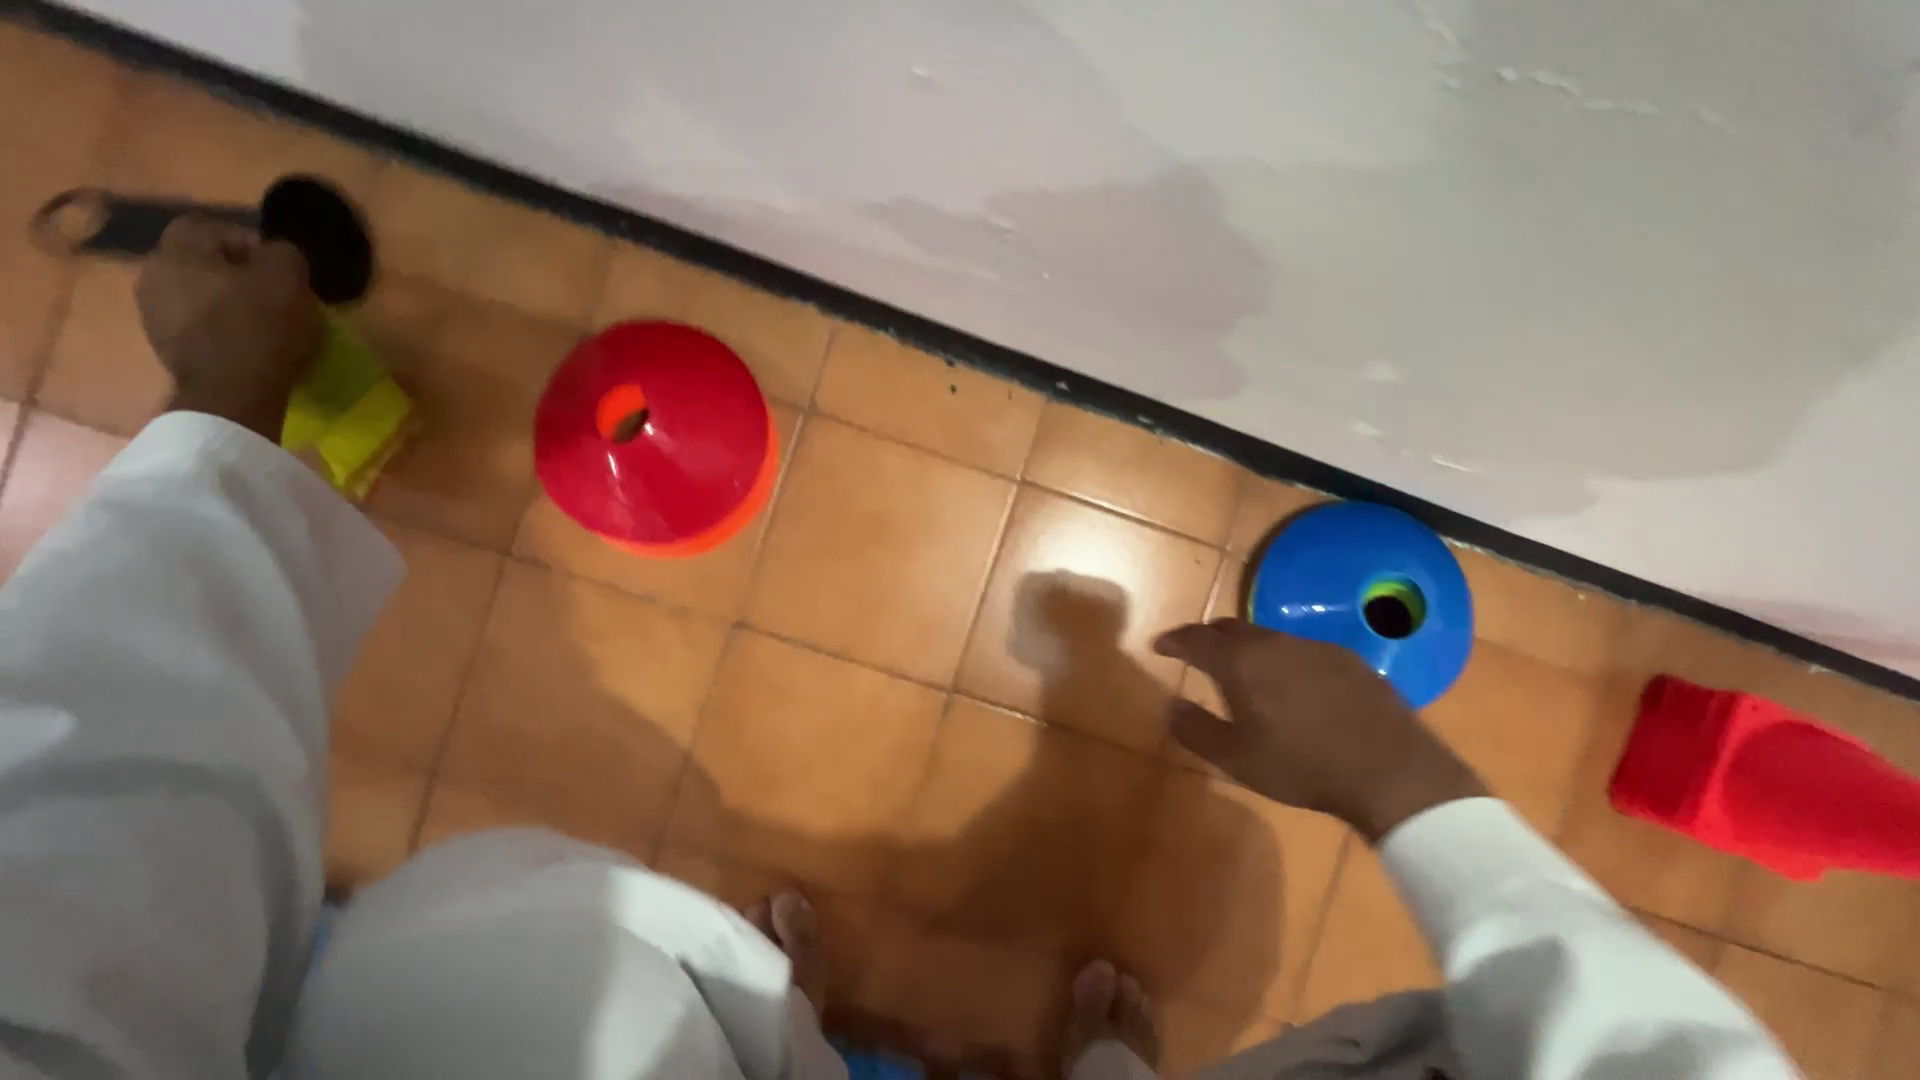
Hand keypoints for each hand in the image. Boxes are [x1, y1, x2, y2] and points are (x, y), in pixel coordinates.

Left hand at [137, 216, 321, 439]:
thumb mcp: (288, 280)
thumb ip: (284, 254)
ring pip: (197, 294)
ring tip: (265, 324)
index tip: (281, 266)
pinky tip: (248, 345)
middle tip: (276, 294)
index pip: (209, 226)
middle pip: (201, 262)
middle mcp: (153, 274)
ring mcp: (153, 313)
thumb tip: (279, 254)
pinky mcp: (165, 346)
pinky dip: (221, 329)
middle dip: (239, 274)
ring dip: (228, 302)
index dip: (249, 240)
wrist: (231, 393)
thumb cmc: (260, 328)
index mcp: (177, 252)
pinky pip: (196, 324)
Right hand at [1156, 618, 1487, 842]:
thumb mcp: (1236, 759)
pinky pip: (1301, 650)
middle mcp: (1275, 644)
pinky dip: (1282, 659)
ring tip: (1242, 669)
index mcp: (1241, 663)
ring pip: (1268, 638)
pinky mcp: (1349, 661)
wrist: (1391, 771)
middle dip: (1208, 636)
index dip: (1174, 640)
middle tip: (1196, 650)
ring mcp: (1315, 648)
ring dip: (1247, 647)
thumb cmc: (1301, 766)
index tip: (1159, 644)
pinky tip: (1291, 684)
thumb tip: (1169, 705)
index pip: (1196, 639)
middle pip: (1231, 628)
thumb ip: (1195, 729)